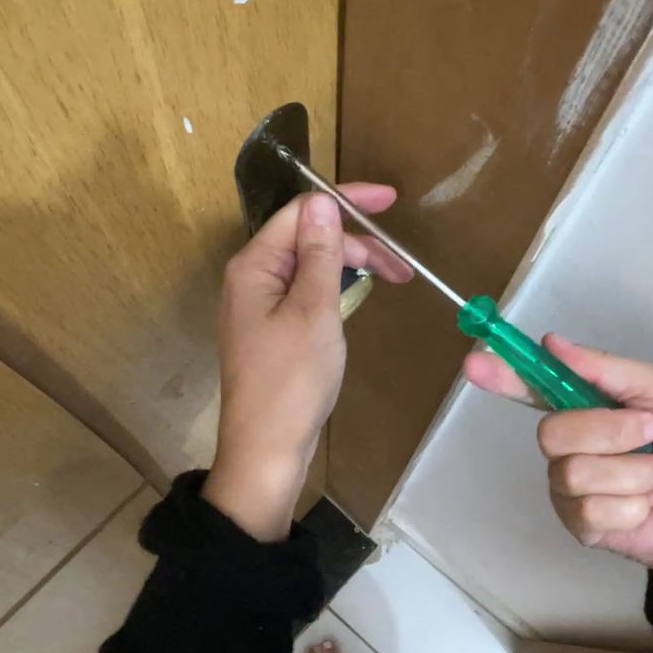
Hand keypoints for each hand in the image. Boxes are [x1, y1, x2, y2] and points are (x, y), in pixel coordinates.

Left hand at [204, 184, 412, 540]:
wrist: (266, 450)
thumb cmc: (291, 381)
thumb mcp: (314, 312)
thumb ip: (319, 253)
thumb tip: (323, 202)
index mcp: (254, 266)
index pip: (301, 212)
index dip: (346, 201)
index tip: (391, 201)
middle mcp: (251, 279)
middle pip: (306, 239)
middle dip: (355, 244)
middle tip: (400, 269)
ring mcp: (259, 308)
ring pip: (309, 268)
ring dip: (349, 268)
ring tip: (390, 283)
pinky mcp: (271, 332)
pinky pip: (305, 295)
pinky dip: (335, 291)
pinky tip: (356, 301)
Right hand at [463, 336, 652, 609]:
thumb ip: (609, 369)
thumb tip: (553, 343)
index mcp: (586, 407)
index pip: (533, 388)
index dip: (503, 376)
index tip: (475, 363)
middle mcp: (569, 444)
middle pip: (551, 432)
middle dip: (610, 431)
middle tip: (648, 434)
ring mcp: (568, 486)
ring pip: (574, 471)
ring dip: (632, 472)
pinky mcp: (578, 524)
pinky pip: (590, 509)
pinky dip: (633, 505)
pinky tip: (646, 508)